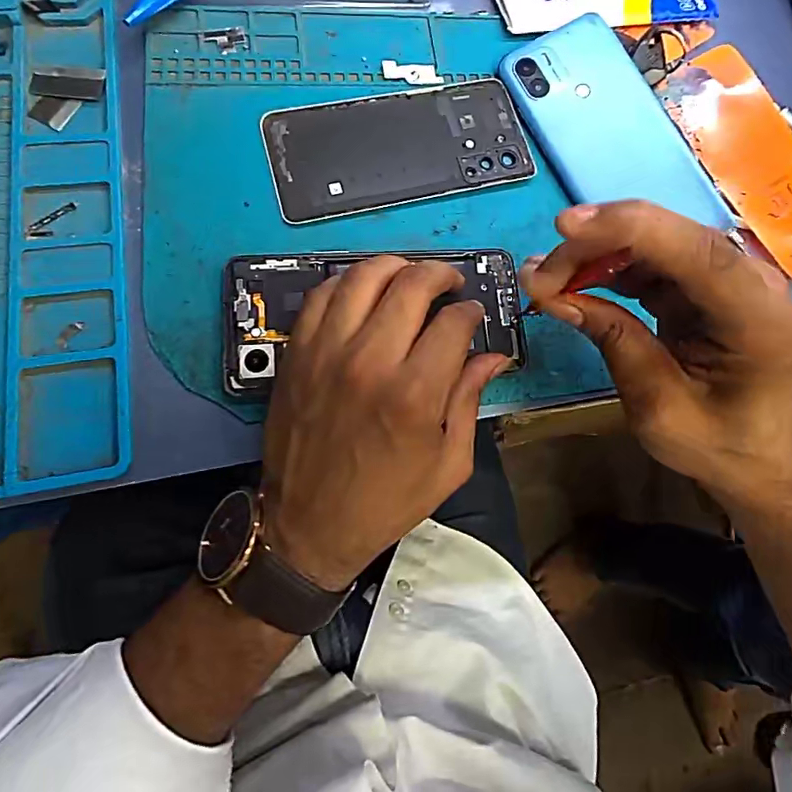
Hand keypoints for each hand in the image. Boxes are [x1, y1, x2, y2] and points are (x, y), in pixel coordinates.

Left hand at [260, 257, 511, 590]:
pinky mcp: (297, 352)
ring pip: (364, 276)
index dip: (470, 311)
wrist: (308, 525)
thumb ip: (470, 399)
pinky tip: (363, 291)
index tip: (471, 315)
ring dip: (395, 267)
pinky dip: (347, 282)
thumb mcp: (447, 463)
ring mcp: (327, 352)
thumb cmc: (385, 501)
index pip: (453, 321)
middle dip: (440, 274)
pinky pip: (322, 295)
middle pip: (412, 284)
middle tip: (449, 284)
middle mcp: (370, 361)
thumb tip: (494, 356)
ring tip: (408, 276)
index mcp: (415, 393)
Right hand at [525, 201, 791, 483]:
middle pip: (671, 236)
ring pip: (656, 240)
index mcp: (759, 319)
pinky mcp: (707, 281)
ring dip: (597, 252)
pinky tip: (575, 279)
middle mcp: (754, 284)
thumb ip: (613, 340)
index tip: (564, 228)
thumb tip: (551, 292)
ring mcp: (732, 278)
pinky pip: (654, 256)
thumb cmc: (714, 444)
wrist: (752, 459)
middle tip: (540, 273)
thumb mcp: (656, 406)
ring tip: (548, 279)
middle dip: (598, 243)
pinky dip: (609, 264)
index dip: (628, 229)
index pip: (696, 251)